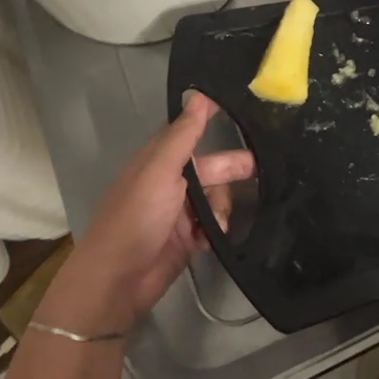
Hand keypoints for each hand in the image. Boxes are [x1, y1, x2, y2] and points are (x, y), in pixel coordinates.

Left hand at [39, 91, 253, 336]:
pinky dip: (216, 231)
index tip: (241, 109)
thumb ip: (182, 136)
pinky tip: (212, 238)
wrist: (117, 282)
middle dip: (233, 169)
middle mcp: (170, 183)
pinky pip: (214, 226)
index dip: (210, 120)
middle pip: (211, 167)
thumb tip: (200, 95)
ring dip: (222, 209)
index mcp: (158, 161)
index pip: (188, 131)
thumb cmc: (135, 219)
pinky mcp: (187, 240)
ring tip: (215, 223)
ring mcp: (179, 213)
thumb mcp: (159, 172)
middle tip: (261, 171)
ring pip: (217, 198)